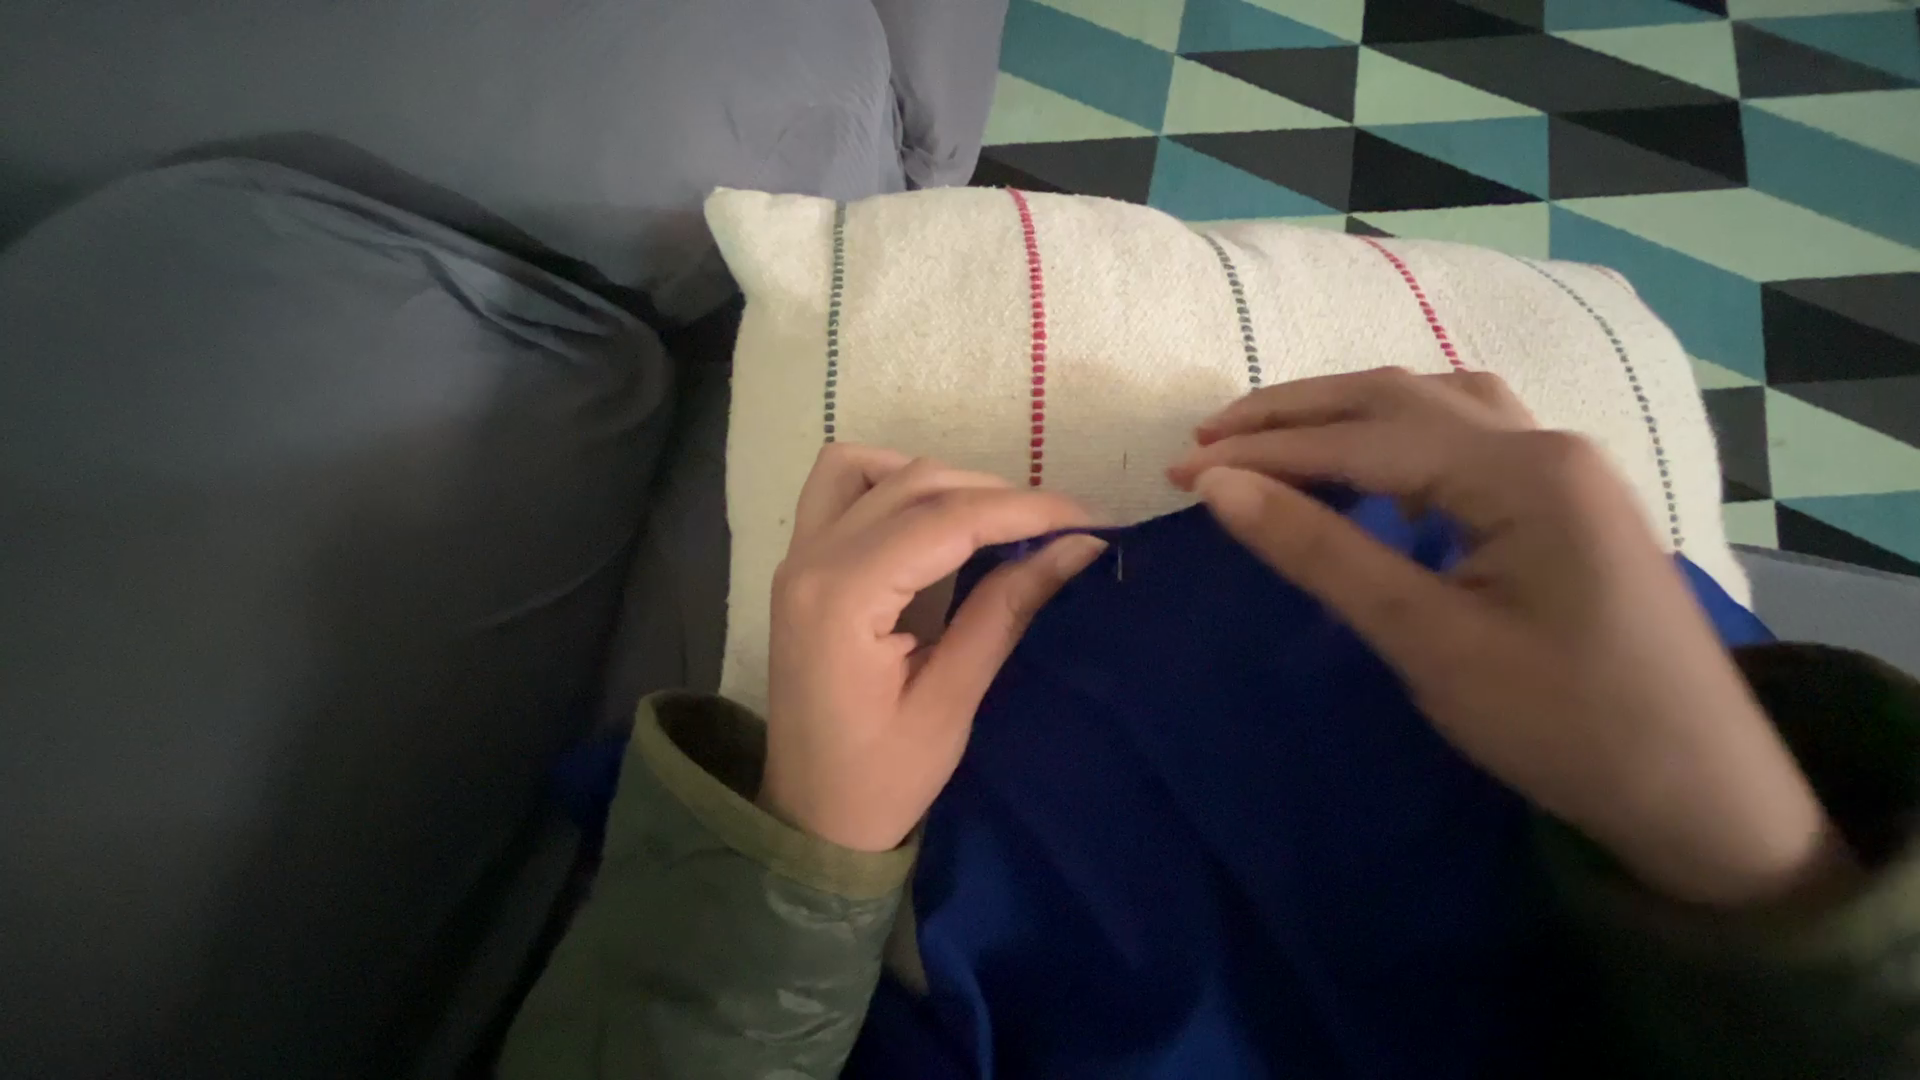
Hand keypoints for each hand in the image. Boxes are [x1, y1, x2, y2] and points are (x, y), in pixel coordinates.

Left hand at [760, 444, 1105, 852]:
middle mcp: (810, 560)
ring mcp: (798, 556)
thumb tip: (1077, 547)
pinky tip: (931, 514)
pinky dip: (892, 480)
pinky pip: (841, 485)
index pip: (946, 520)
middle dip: (996, 496)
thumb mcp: (952, 701)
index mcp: (842, 600)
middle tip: (1058, 532)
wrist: (809, 816)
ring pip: (874, 470)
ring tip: (998, 521)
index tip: (1089, 520)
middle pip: (915, 484)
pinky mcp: (802, 563)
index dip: (1025, 511)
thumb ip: (1007, 611)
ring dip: (944, 480)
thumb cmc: (880, 780)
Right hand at [1169, 368, 1853, 907]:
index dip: (1261, 452)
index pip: (1358, 440)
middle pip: (1391, 397)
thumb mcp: (1423, 637)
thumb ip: (1318, 549)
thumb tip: (1217, 488)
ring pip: (1427, 403)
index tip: (1180, 472)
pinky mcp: (1557, 498)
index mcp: (1520, 471)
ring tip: (1268, 437)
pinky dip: (1390, 431)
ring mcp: (1558, 467)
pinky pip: (1459, 432)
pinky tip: (1365, 461)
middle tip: (1205, 441)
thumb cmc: (1560, 722)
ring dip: (1338, 411)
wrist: (1700, 796)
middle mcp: (1542, 444)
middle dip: (1289, 414)